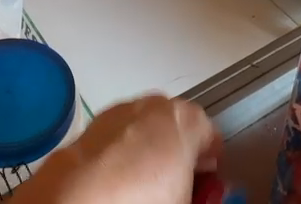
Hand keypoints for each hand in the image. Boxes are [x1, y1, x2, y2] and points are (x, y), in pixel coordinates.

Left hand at [13, 95, 219, 203]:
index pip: (209, 134)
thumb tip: (213, 195)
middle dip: (178, 156)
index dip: (211, 165)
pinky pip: (115, 143)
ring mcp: (116, 114)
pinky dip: (119, 159)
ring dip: (147, 156)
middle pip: (175, 128)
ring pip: (142, 133)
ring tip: (145, 194)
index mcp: (183, 119)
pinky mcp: (87, 130)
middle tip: (179, 192)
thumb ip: (210, 195)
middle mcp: (150, 106)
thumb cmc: (140, 200)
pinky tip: (116, 191)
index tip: (209, 187)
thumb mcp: (190, 201)